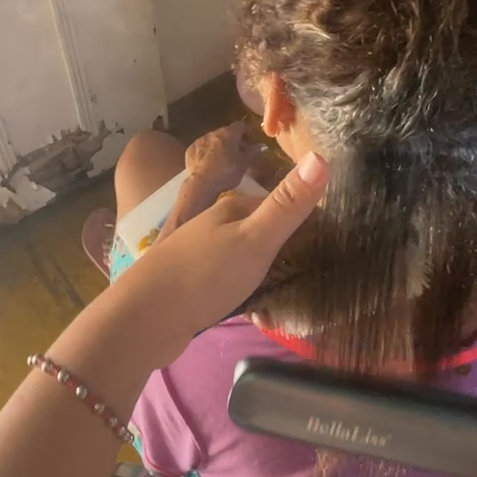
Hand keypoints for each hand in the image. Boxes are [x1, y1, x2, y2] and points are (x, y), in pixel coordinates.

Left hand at [100, 152, 325, 367]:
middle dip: (285, 247)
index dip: (303, 218)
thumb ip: (287, 205)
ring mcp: (200, 257)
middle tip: (316, 269)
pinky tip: (258, 311)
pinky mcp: (193, 287)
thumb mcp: (255, 239)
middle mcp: (213, 226)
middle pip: (259, 231)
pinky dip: (246, 294)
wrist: (143, 320)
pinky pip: (230, 284)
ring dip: (266, 273)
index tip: (332, 238)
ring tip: (292, 293)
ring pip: (244, 258)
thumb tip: (322, 155)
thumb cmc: (204, 275)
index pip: (277, 205)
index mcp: (229, 209)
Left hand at [183, 121, 264, 191]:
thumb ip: (253, 152)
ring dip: (219, 147)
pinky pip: (202, 148)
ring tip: (223, 161)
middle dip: (233, 141)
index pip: (240, 126)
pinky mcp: (190, 150)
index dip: (247, 132)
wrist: (202, 184)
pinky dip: (207, 153)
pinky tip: (210, 165)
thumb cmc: (227, 173)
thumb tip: (263, 146)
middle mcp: (213, 133)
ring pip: (213, 140)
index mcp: (228, 133)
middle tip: (239, 153)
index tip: (250, 141)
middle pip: (226, 133)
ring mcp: (200, 140)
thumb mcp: (244, 164)